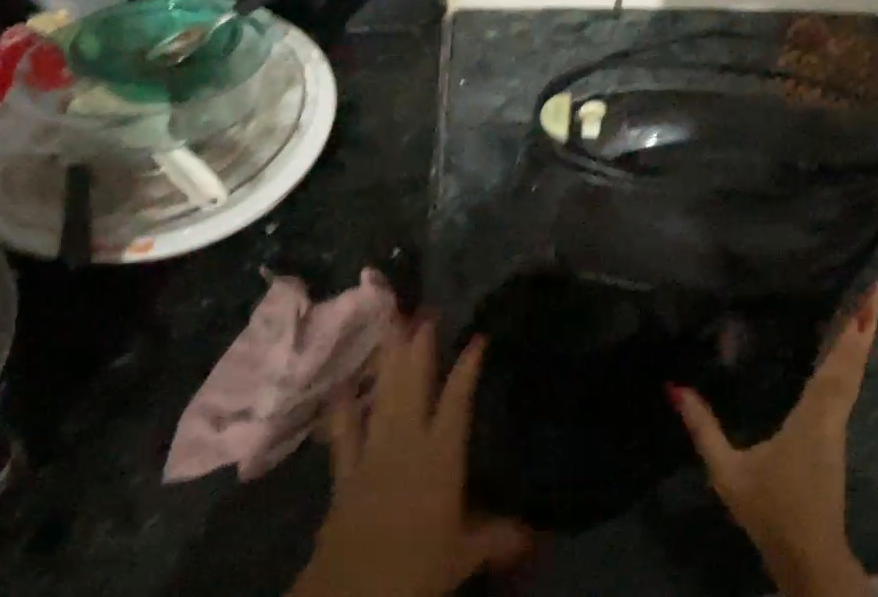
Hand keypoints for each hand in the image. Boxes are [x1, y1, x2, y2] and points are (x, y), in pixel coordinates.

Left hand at [291, 318, 530, 596]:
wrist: (352, 593)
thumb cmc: (415, 566)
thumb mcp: (465, 553)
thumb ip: (498, 536)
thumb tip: (536, 534)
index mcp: (441, 455)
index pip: (457, 399)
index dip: (467, 366)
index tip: (478, 336)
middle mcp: (406, 443)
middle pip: (413, 384)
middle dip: (418, 346)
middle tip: (421, 309)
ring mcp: (372, 454)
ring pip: (381, 397)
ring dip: (385, 362)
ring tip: (389, 327)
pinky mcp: (345, 474)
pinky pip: (344, 434)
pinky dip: (343, 409)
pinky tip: (341, 386)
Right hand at [668, 279, 877, 596]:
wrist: (807, 553)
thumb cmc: (769, 509)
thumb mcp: (726, 471)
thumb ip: (702, 428)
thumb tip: (674, 387)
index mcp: (813, 417)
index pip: (837, 365)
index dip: (853, 331)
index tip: (871, 298)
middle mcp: (833, 414)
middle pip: (854, 362)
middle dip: (867, 324)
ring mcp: (839, 426)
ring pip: (855, 374)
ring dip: (862, 340)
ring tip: (869, 308)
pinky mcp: (837, 436)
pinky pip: (849, 387)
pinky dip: (853, 361)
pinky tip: (849, 351)